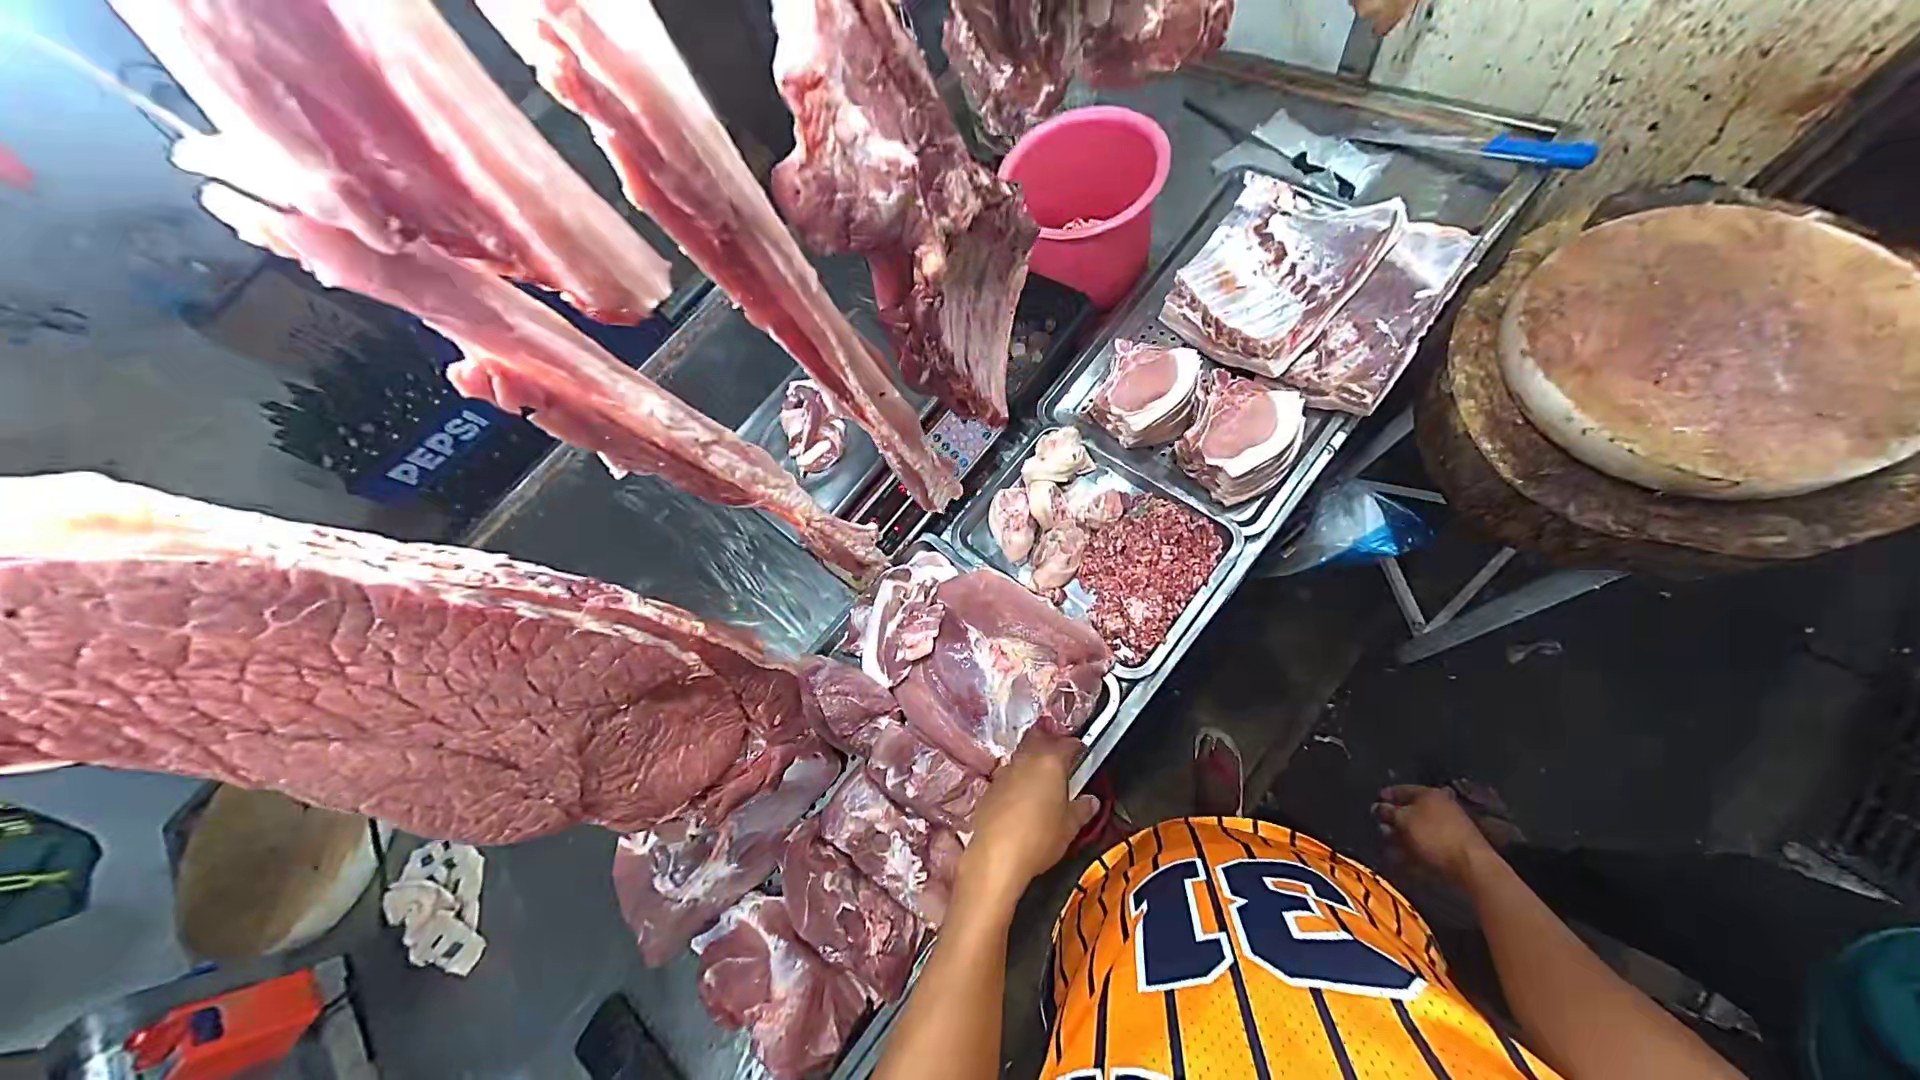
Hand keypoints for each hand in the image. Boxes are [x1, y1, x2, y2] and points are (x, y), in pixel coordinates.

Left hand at [958, 730, 1097, 906]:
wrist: (996, 855)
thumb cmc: (1039, 838)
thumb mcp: (1069, 827)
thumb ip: (1082, 810)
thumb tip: (1090, 802)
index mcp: (1050, 763)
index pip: (1067, 744)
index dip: (1077, 745)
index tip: (1082, 750)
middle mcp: (1026, 760)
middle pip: (1039, 739)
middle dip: (1051, 740)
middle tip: (1060, 750)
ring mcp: (1004, 772)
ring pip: (1021, 754)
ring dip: (1032, 757)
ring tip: (1042, 772)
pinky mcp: (989, 788)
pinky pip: (1007, 774)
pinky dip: (1017, 777)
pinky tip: (1022, 793)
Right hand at [1374, 785, 1497, 886]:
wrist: (1473, 867)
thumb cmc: (1434, 836)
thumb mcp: (1402, 819)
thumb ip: (1387, 811)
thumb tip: (1378, 807)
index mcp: (1430, 794)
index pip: (1401, 789)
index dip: (1386, 796)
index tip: (1374, 804)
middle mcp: (1441, 807)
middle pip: (1410, 810)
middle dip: (1394, 819)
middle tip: (1382, 827)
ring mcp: (1450, 827)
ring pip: (1419, 828)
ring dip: (1403, 836)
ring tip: (1391, 846)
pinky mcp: (1455, 846)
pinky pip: (1429, 842)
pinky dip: (1416, 847)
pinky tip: (1406, 857)